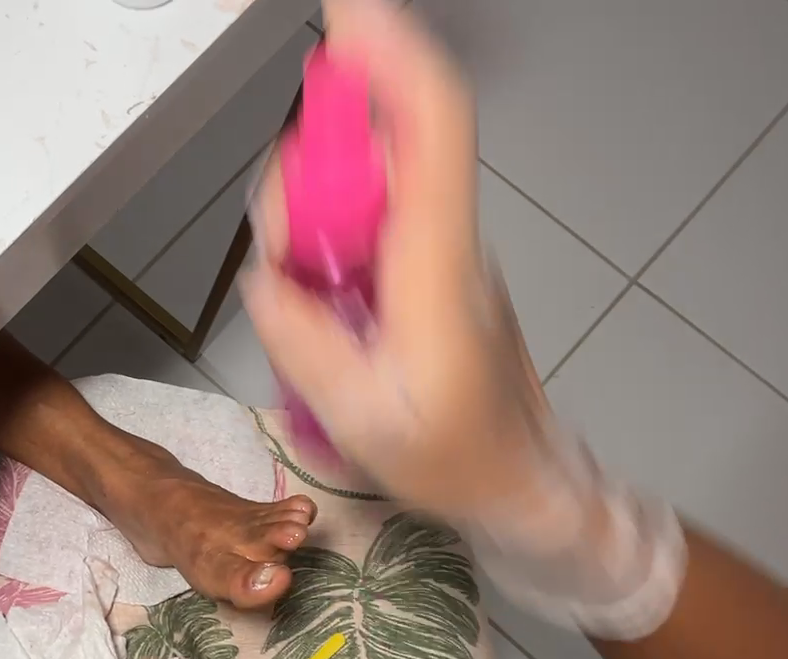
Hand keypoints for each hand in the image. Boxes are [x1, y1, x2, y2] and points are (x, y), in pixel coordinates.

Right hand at [244, 0, 553, 531]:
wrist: (519, 483)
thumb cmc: (452, 458)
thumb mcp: (360, 417)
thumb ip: (303, 339)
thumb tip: (269, 277)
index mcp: (435, 268)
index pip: (428, 128)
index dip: (389, 58)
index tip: (344, 13)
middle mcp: (442, 243)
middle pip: (379, 152)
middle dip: (309, 176)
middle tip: (283, 261)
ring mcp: (436, 257)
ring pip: (367, 192)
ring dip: (311, 223)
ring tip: (299, 304)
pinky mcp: (427, 277)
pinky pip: (369, 233)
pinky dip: (326, 251)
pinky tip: (318, 309)